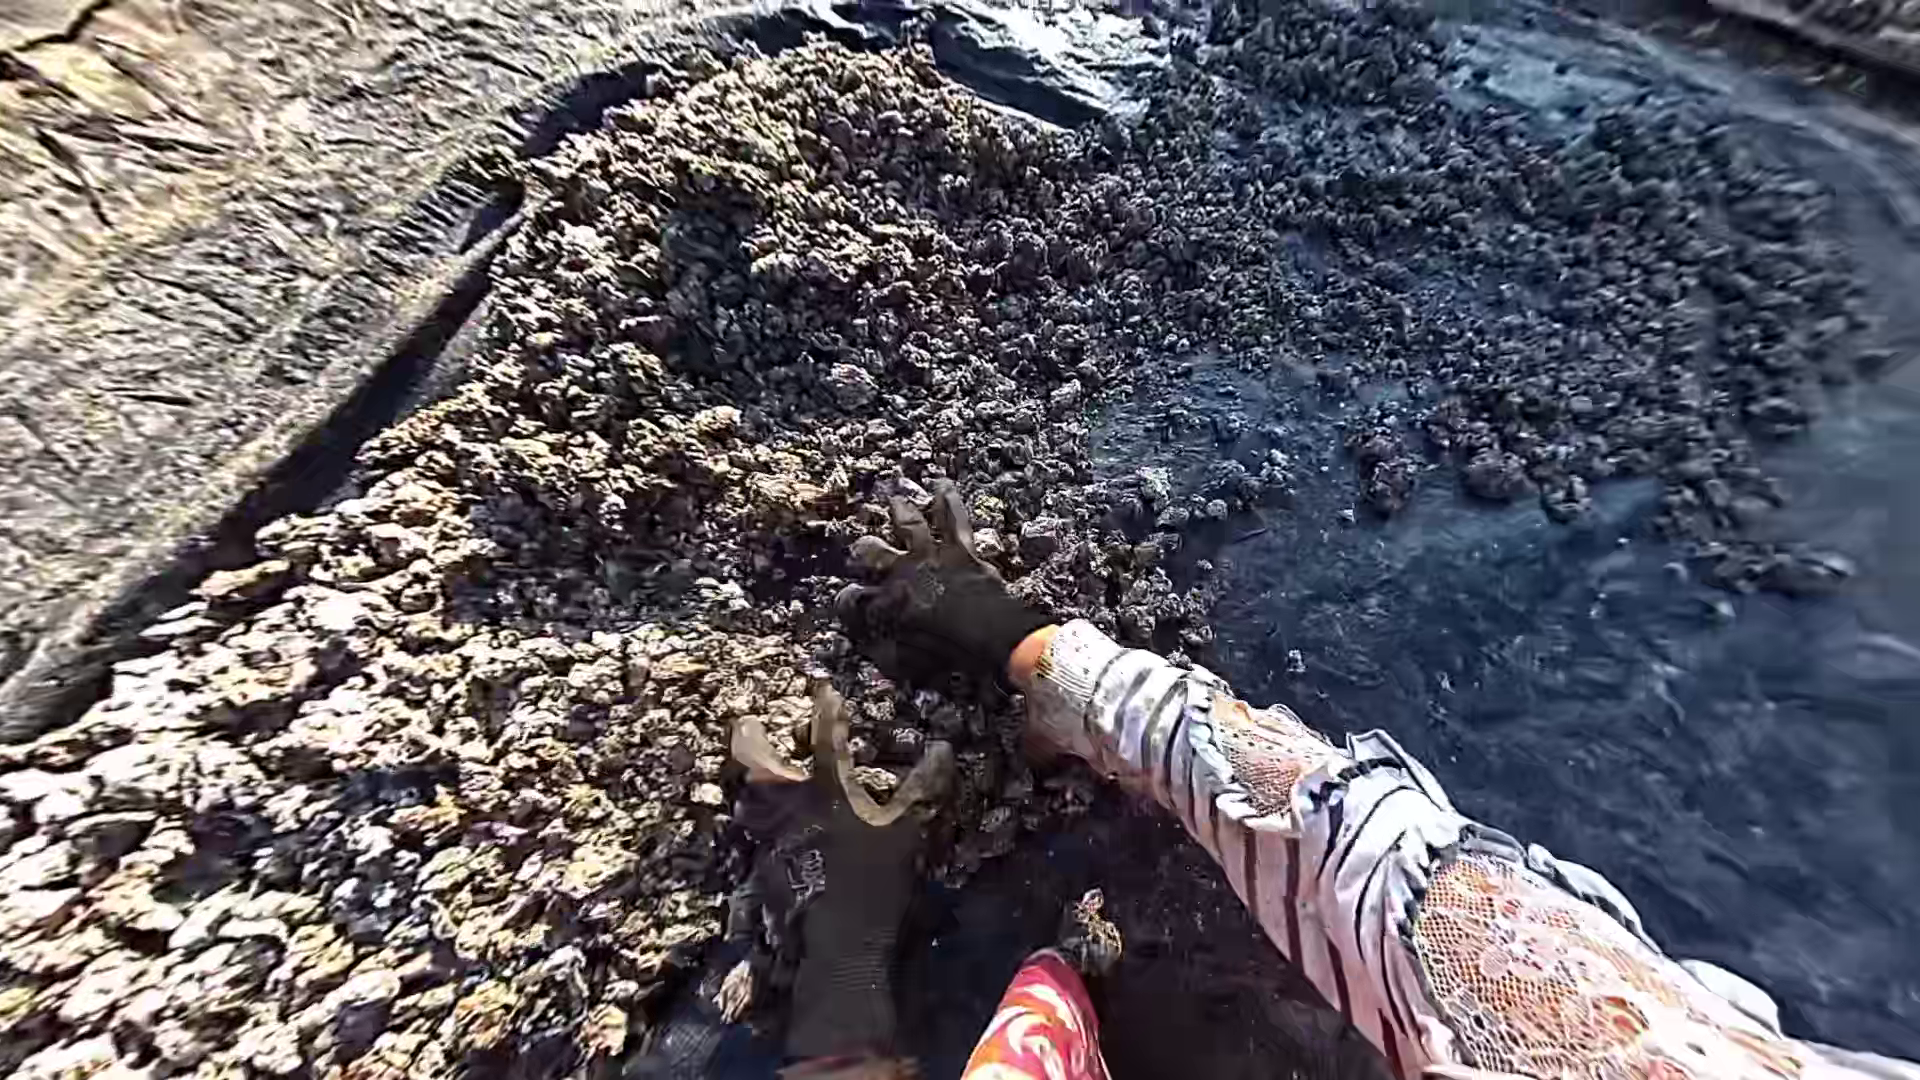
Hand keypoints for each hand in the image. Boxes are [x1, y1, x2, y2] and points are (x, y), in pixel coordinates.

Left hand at [731, 685, 952, 1059]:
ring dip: (753, 779)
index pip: (828, 742)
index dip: (828, 712)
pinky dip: (761, 813)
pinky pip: (760, 828)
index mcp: (829, 793)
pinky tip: (766, 815)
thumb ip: (922, 787)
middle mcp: (794, 808)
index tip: (824, 689)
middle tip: (745, 724)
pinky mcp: (768, 864)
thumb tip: (943, 749)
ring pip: (754, 799)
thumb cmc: (876, 879)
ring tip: (749, 762)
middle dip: (752, 742)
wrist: (841, 944)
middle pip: (764, 767)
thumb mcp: (906, 829)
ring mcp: (776, 838)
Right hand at [834, 481, 1052, 683]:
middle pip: (873, 554)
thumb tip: (867, 644)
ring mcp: (931, 556)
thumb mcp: (907, 661)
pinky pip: (952, 520)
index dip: (846, 604)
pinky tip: (943, 487)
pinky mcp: (959, 549)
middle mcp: (903, 573)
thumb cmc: (948, 651)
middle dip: (863, 550)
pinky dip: (947, 502)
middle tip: (859, 545)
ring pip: (910, 525)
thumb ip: (884, 651)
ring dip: (900, 512)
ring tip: (895, 498)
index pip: (855, 601)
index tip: (844, 603)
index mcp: (888, 602)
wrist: (990, 632)